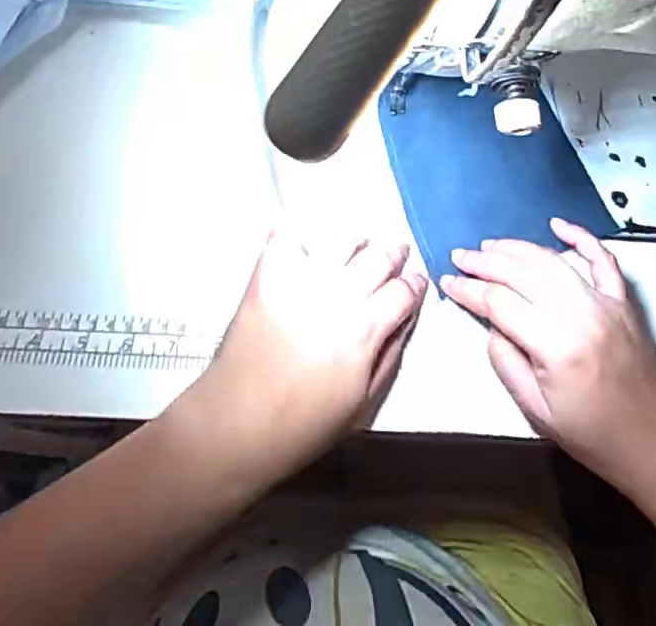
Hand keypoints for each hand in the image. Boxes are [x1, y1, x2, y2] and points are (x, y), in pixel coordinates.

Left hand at [169, 232, 427, 487]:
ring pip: (340, 240)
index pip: (403, 291)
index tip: (415, 280)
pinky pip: (287, 237)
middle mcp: (338, 294)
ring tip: (357, 243)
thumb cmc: (304, 422)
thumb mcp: (363, 400)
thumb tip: (403, 320)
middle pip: (377, 257)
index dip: (414, 284)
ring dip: (354, 241)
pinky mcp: (267, 273)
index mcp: (366, 328)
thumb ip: (388, 354)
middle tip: (396, 250)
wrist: (240, 418)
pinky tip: (307, 241)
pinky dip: (299, 234)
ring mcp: (301, 278)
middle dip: (392, 252)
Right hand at [441, 218, 655, 502]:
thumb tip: (491, 324)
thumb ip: (505, 360)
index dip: (468, 290)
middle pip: (522, 273)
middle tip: (459, 256)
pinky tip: (558, 225)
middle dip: (484, 262)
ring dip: (516, 248)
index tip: (447, 282)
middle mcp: (582, 316)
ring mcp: (607, 305)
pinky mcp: (624, 304)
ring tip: (489, 246)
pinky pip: (603, 261)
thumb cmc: (595, 437)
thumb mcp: (535, 409)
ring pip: (552, 261)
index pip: (499, 302)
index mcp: (557, 346)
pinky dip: (581, 238)